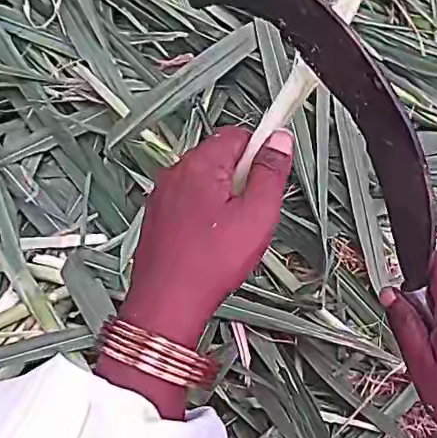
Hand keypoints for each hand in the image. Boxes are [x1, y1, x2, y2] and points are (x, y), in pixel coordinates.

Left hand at [120, 126, 294, 346]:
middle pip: (220, 157)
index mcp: (199, 165)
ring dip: (224, 199)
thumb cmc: (209, 264)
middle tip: (253, 212)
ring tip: (233, 233)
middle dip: (242, 179)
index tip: (274, 170)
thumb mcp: (257, 215)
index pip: (238, 134)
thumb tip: (279, 140)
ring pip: (204, 183)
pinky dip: (205, 216)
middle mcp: (175, 174)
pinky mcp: (157, 218)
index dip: (261, 151)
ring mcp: (162, 196)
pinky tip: (213, 243)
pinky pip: (188, 204)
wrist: (167, 303)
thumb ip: (270, 173)